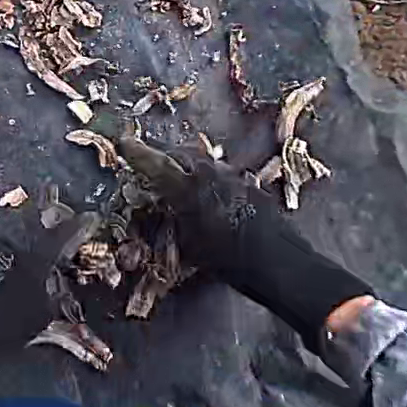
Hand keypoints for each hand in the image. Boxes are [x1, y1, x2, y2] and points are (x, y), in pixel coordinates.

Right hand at [119, 138, 370, 350]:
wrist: (283, 265)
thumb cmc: (229, 261)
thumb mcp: (189, 244)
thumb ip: (172, 218)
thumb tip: (162, 206)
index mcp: (187, 186)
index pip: (154, 162)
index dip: (136, 152)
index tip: (123, 141)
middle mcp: (208, 173)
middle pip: (178, 154)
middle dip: (162, 157)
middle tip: (150, 166)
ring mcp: (231, 176)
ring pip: (200, 162)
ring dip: (185, 167)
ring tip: (177, 180)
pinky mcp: (249, 185)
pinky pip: (219, 174)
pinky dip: (206, 179)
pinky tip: (208, 196)